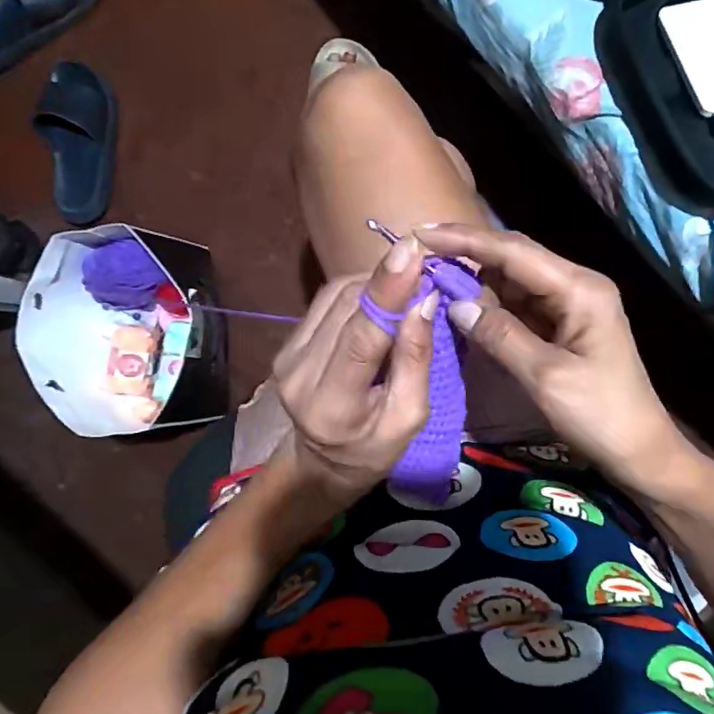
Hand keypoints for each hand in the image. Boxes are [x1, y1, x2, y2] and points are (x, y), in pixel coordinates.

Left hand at [272, 236, 436, 506]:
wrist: (321, 463)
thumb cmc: (373, 451)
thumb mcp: (409, 418)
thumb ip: (416, 360)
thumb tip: (424, 300)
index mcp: (333, 404)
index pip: (360, 337)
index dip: (386, 290)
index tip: (412, 250)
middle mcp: (299, 374)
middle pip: (348, 307)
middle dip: (389, 280)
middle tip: (427, 265)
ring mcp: (287, 355)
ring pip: (336, 295)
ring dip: (375, 283)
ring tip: (407, 285)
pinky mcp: (288, 343)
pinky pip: (327, 300)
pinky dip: (359, 290)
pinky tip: (381, 296)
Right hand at [414, 224, 698, 493]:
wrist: (638, 450)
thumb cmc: (598, 413)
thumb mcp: (545, 376)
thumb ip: (500, 335)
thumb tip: (456, 304)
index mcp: (580, 289)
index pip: (514, 252)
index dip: (467, 240)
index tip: (424, 233)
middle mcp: (576, 286)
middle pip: (515, 257)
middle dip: (469, 250)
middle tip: (422, 248)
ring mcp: (570, 305)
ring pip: (514, 278)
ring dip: (477, 274)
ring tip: (433, 270)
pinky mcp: (562, 324)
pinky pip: (519, 303)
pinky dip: (490, 301)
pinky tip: (464, 299)